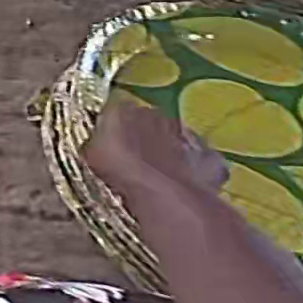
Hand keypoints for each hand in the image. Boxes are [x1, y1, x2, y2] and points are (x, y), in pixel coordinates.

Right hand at [84, 99, 227, 200]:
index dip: (114, 126)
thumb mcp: (91, 154)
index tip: (111, 141)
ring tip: (163, 172)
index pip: (116, 109)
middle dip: (145, 135)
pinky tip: (190, 181)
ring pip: (176, 137)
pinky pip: (203, 159)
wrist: (165, 195)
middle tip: (137, 158)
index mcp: (122, 108)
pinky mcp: (211, 159)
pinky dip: (198, 167)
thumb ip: (95, 142)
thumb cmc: (120, 171)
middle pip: (148, 121)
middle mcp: (155, 114)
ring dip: (172, 149)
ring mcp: (187, 135)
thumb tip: (94, 143)